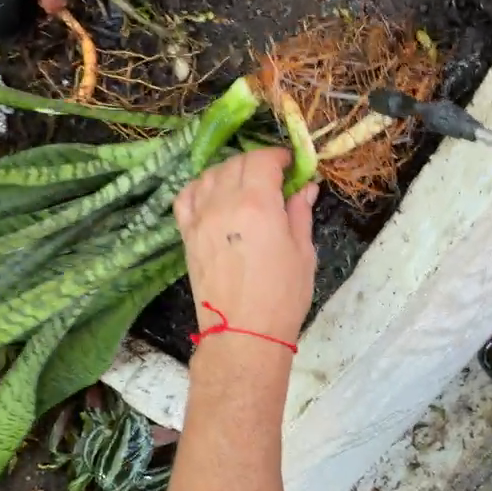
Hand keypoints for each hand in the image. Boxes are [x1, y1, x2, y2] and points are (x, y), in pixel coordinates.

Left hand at [173, 148, 318, 347]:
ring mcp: (201, 218)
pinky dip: (201, 187)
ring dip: (230, 172)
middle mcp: (224, 203)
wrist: (245, 333)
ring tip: (246, 186)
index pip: (263, 160)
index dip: (279, 157)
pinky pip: (187, 196)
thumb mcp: (303, 252)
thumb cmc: (283, 296)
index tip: (292, 165)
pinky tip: (214, 195)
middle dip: (258, 163)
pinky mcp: (187, 234)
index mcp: (258, 204)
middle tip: (275, 178)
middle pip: (237, 163)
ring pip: (210, 175)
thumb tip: (305, 187)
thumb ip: (300, 213)